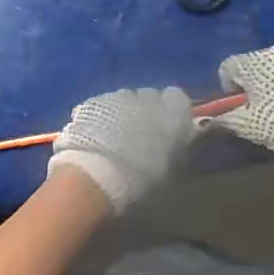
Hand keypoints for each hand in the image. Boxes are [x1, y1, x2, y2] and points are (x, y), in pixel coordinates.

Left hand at [47, 86, 197, 213]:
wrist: (100, 174)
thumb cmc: (144, 178)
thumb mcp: (174, 168)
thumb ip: (179, 147)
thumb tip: (180, 141)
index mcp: (175, 113)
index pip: (176, 97)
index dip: (170, 110)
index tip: (166, 124)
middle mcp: (148, 98)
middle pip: (149, 95)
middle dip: (145, 109)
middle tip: (139, 132)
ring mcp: (118, 97)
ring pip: (124, 98)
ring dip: (122, 111)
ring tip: (113, 134)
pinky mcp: (93, 101)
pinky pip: (102, 104)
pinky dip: (101, 115)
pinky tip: (95, 133)